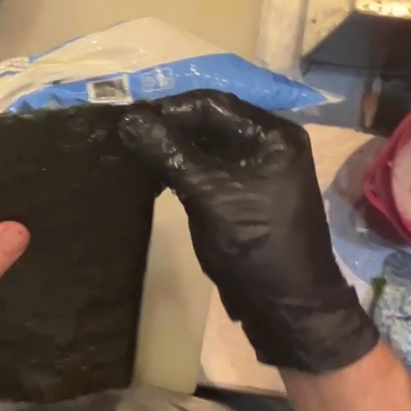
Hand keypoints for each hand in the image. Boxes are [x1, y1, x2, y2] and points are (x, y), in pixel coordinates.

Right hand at [120, 91, 377, 374]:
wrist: (286, 307)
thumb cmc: (254, 245)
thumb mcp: (208, 194)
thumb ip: (168, 152)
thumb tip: (125, 119)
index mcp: (271, 135)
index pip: (211, 103)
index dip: (167, 108)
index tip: (126, 119)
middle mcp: (267, 144)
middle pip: (208, 121)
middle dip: (166, 127)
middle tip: (123, 137)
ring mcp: (256, 171)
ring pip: (205, 146)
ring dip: (170, 148)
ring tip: (131, 155)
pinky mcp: (242, 195)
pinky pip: (206, 169)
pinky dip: (179, 169)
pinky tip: (152, 177)